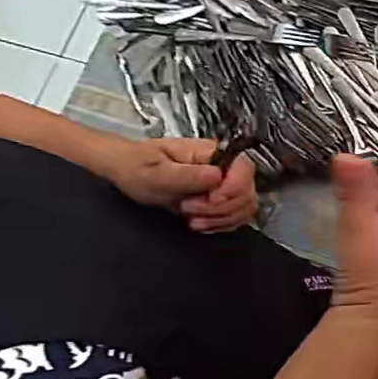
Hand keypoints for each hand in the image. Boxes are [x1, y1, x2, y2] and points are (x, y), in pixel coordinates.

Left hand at [108, 138, 257, 232]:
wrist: (129, 172)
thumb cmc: (137, 167)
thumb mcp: (154, 172)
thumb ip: (184, 175)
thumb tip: (216, 176)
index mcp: (211, 153)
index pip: (245, 168)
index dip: (234, 188)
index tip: (209, 199)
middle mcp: (225, 168)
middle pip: (247, 192)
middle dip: (220, 208)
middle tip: (188, 208)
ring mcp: (227, 185)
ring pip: (245, 207)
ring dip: (220, 219)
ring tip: (191, 218)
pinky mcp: (224, 200)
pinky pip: (237, 217)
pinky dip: (221, 225)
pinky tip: (201, 223)